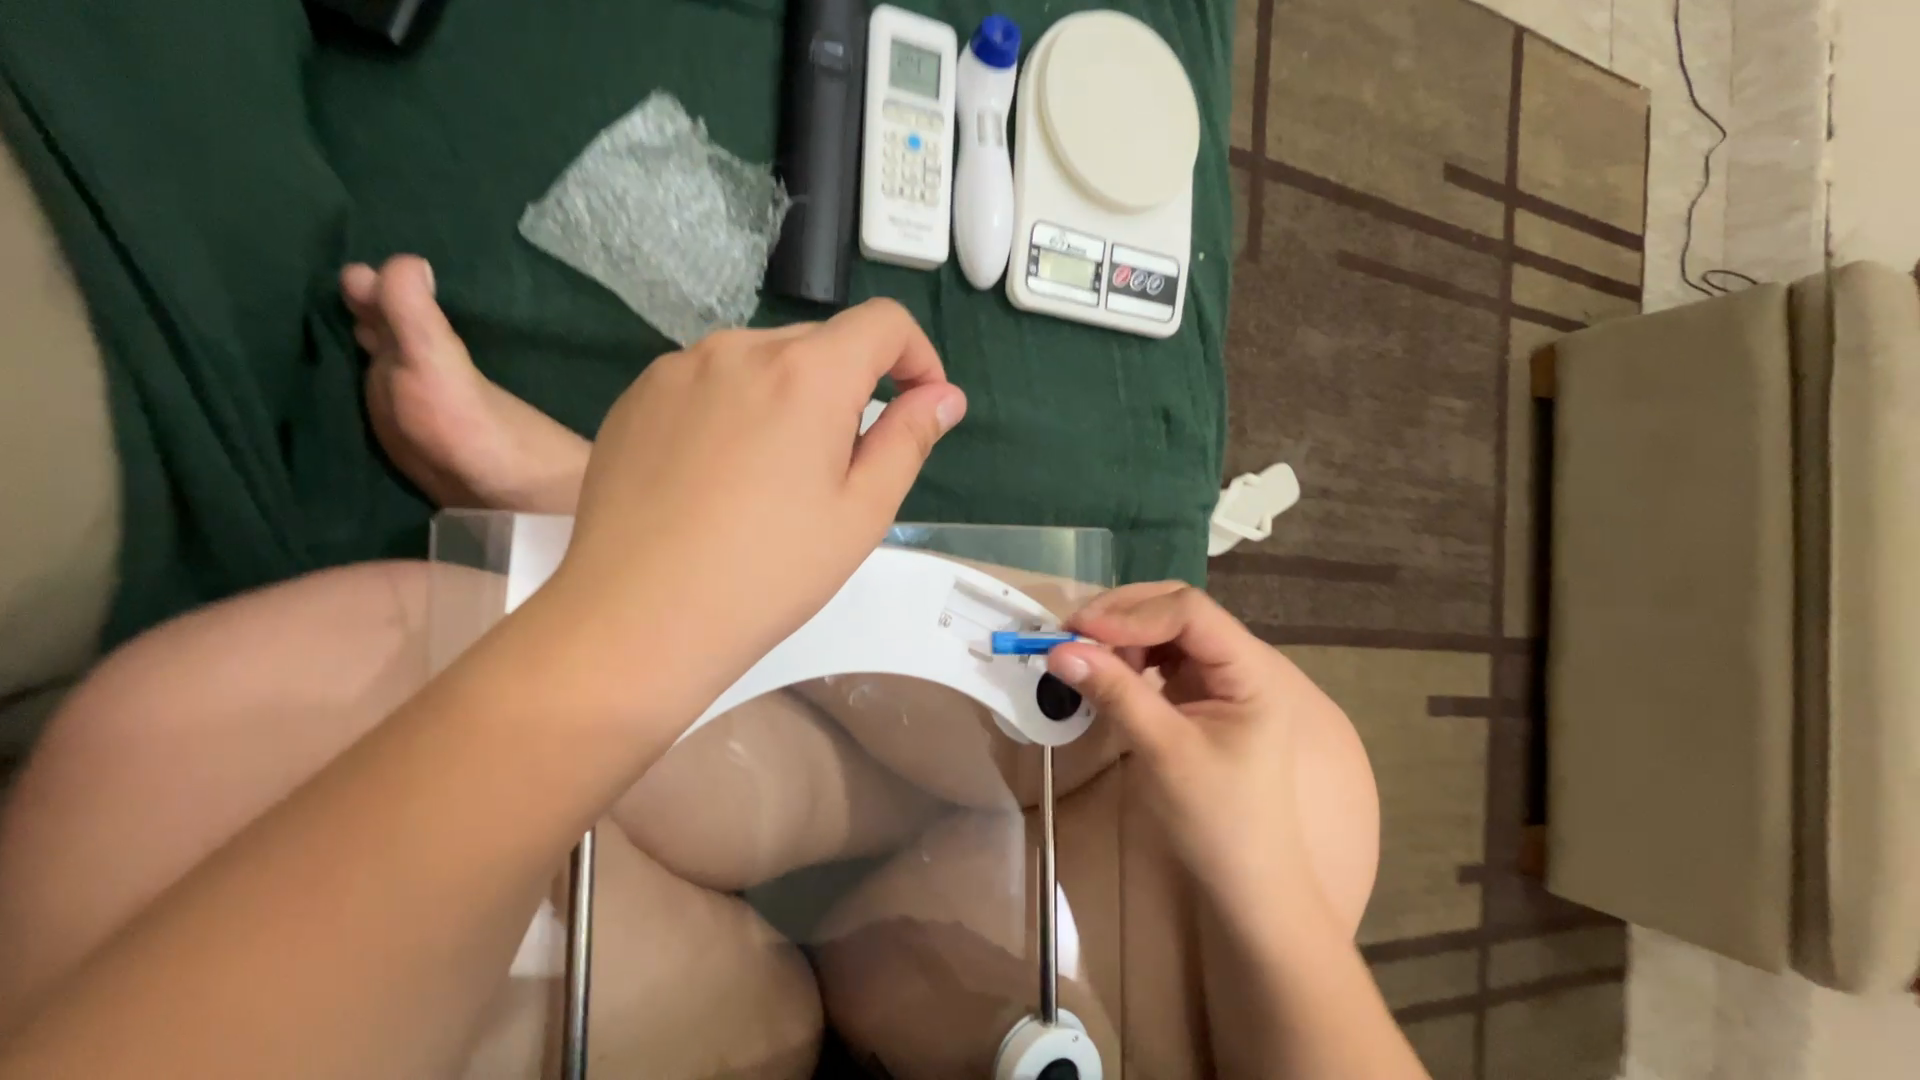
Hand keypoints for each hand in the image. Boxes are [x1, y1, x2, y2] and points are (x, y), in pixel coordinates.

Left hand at [548, 299, 965, 725]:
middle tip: (841, 468)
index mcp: (807, 373)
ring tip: (773, 478)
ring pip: (762, 362)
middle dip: (851, 388)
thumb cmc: (768, 573)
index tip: (920, 404)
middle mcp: (741, 348)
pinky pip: (708, 382)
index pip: (884, 322)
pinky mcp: (638, 396)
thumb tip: (944, 395)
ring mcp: (679, 368)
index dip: (918, 356)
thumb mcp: (861, 512)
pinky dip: (735, 409)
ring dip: (790, 398)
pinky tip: (717, 476)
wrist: (636, 617)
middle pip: (821, 344)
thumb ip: (909, 439)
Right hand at [1045, 585, 1331, 907]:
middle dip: (1122, 616)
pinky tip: (1105, 672)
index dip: (1131, 613)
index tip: (1078, 632)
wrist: (1249, 882)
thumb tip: (1057, 650)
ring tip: (1081, 655)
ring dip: (1121, 634)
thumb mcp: (1163, 751)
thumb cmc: (1217, 820)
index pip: (1189, 612)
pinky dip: (1128, 657)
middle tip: (1069, 635)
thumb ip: (1116, 693)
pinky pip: (1162, 658)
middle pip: (1177, 610)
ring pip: (1166, 630)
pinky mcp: (1202, 696)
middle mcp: (1241, 663)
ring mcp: (1221, 678)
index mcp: (1251, 672)